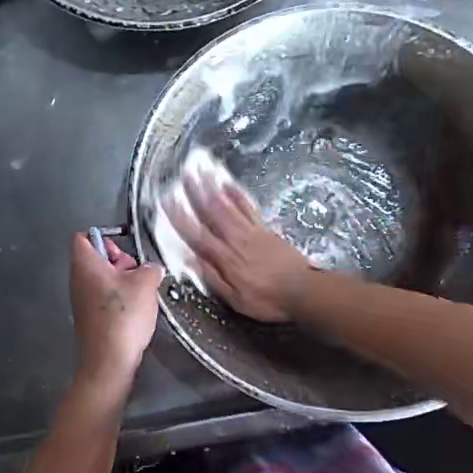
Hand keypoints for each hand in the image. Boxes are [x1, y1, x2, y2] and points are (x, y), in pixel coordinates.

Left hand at [68, 233, 163, 392]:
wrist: (109, 360)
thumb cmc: (122, 315)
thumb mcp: (145, 283)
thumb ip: (150, 268)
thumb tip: (151, 268)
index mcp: (84, 264)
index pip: (83, 237)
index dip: (104, 235)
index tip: (123, 248)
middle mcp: (78, 279)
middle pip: (97, 257)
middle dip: (120, 261)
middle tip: (137, 273)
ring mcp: (82, 299)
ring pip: (104, 278)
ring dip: (124, 281)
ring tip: (141, 293)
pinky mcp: (90, 316)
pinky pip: (105, 297)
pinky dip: (120, 298)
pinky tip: (136, 310)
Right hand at [168, 172, 314, 322]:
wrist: (304, 291)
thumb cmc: (268, 299)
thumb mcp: (235, 298)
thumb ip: (212, 277)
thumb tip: (191, 260)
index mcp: (225, 258)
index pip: (197, 235)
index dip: (180, 217)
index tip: (168, 202)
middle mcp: (235, 240)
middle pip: (212, 212)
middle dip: (197, 192)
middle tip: (185, 175)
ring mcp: (251, 232)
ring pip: (228, 206)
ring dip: (214, 187)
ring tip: (203, 172)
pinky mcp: (265, 229)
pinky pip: (248, 208)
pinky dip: (237, 195)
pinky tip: (229, 185)